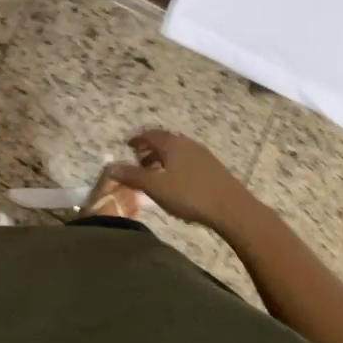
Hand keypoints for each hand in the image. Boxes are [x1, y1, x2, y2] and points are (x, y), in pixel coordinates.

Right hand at [104, 129, 257, 229]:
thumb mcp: (156, 187)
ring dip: (163, 158)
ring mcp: (201, 153)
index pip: (149, 134)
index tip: (127, 145)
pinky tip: (177, 182)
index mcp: (171, 143)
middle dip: (149, 148)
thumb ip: (132, 176)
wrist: (232, 208)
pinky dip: (176, 164)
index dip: (137, 139)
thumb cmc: (189, 195)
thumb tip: (110, 166)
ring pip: (177, 150)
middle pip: (163, 140)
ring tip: (156, 173)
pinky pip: (187, 159)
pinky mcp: (213, 167)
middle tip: (138, 160)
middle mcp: (186, 142)